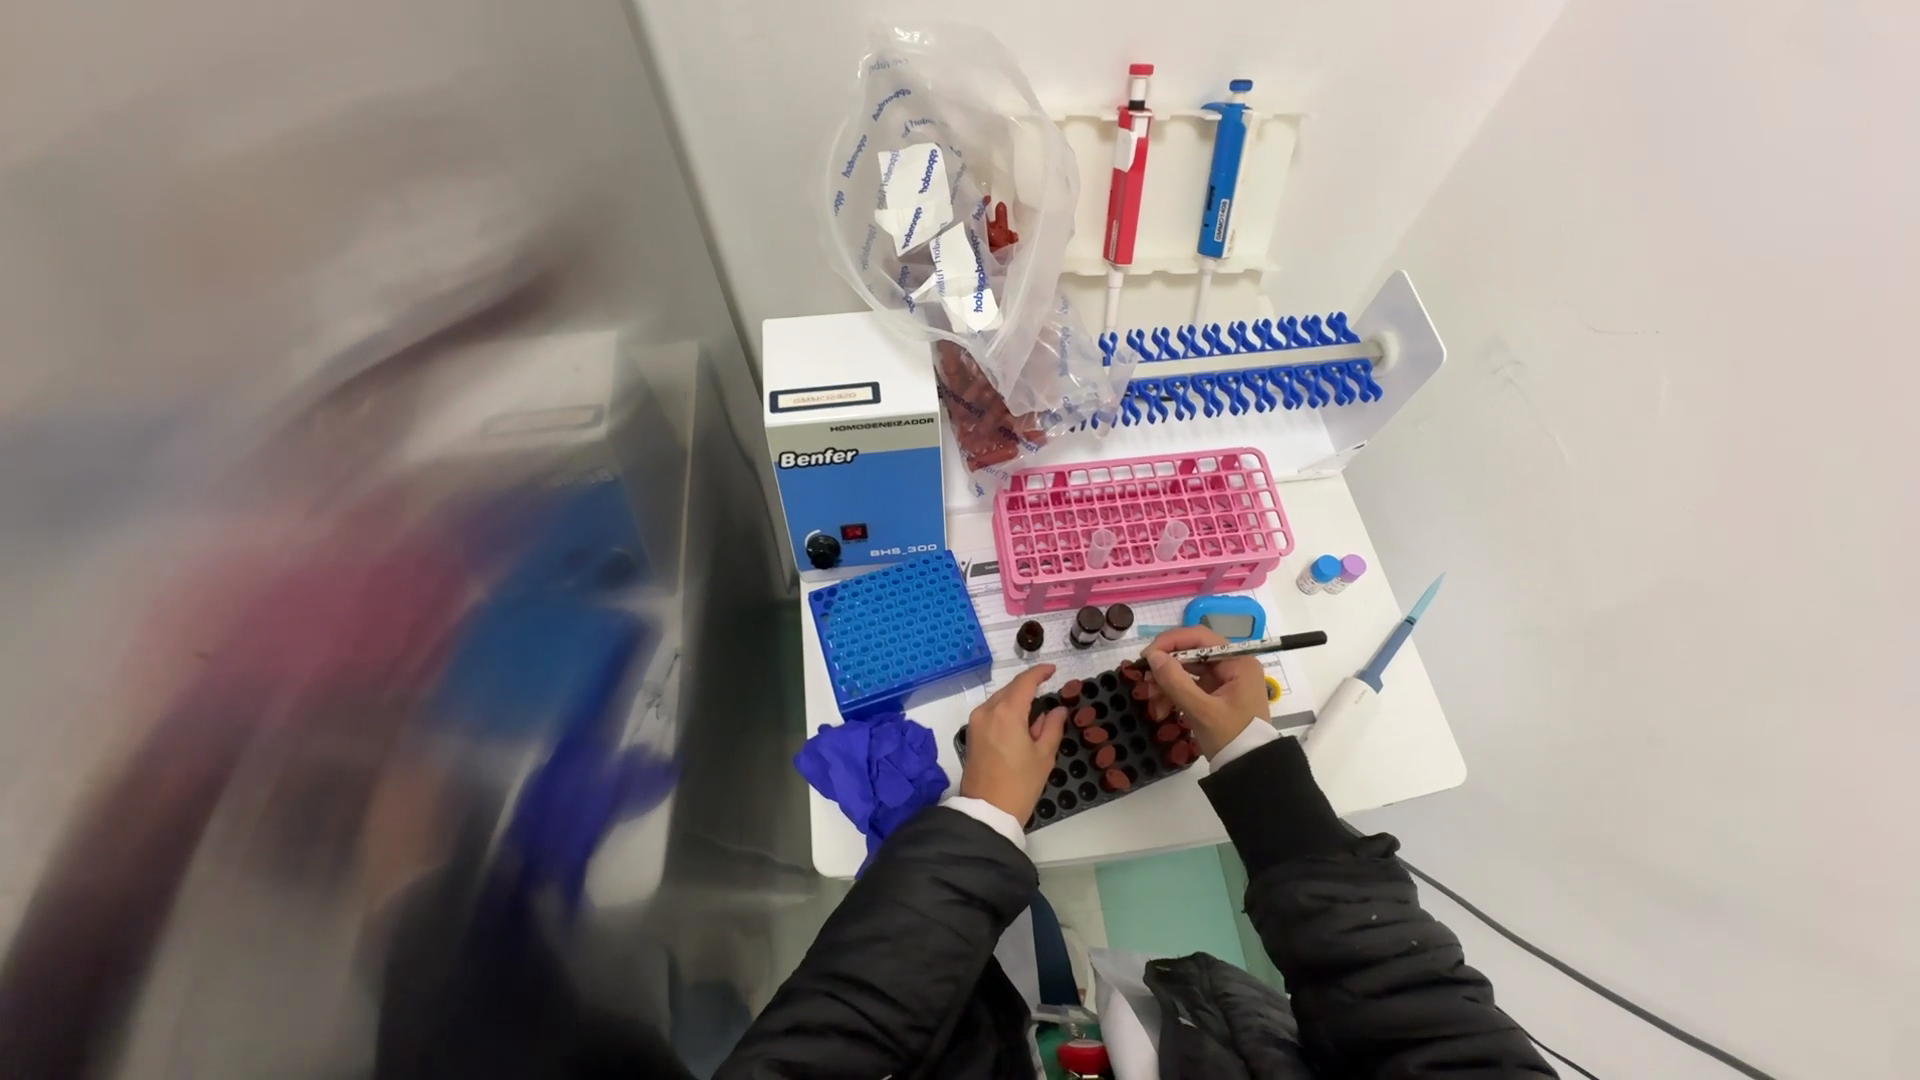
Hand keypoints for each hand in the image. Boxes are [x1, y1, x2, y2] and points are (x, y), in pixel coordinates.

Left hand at [960, 663, 1067, 822]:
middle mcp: (987, 711)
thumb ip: (1052, 727)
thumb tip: (1057, 710)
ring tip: (1036, 713)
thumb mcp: (1043, 756)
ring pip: (999, 700)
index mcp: (1007, 713)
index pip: (1024, 682)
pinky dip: (1006, 711)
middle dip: (1028, 688)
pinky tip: (1020, 723)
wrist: (987, 812)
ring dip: (1016, 700)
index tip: (1052, 670)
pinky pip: (991, 712)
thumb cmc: (1020, 784)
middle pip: (1010, 689)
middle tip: (1048, 692)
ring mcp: (976, 722)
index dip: (1039, 673)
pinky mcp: (972, 733)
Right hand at [1142, 627, 1270, 757]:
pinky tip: (1159, 707)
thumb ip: (1176, 682)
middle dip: (1166, 666)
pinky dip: (1173, 693)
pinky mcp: (1215, 695)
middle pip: (1191, 653)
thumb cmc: (1232, 738)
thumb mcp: (1202, 711)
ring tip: (1150, 698)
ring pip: (1187, 669)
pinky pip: (1189, 685)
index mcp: (1238, 662)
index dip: (1171, 642)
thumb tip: (1152, 656)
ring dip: (1166, 682)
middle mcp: (1232, 665)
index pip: (1200, 637)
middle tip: (1145, 679)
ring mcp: (1224, 680)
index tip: (1147, 656)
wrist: (1250, 771)